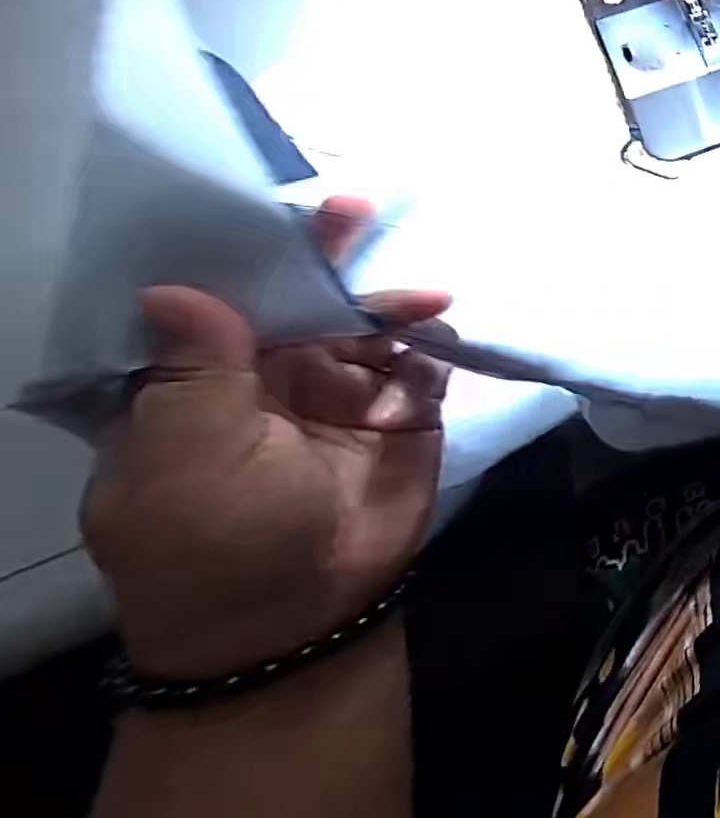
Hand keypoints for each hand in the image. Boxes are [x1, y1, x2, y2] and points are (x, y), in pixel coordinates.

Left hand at [83, 197, 452, 679]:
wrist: (308, 606)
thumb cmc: (220, 537)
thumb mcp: (189, 459)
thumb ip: (196, 376)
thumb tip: (179, 290)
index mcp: (208, 382)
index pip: (227, 303)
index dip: (248, 256)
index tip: (274, 212)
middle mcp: (279, 377)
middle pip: (308, 303)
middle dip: (331, 262)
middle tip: (356, 212)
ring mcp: (349, 394)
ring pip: (376, 329)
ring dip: (397, 308)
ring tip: (428, 302)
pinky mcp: (408, 413)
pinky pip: (425, 366)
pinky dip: (437, 348)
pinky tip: (444, 338)